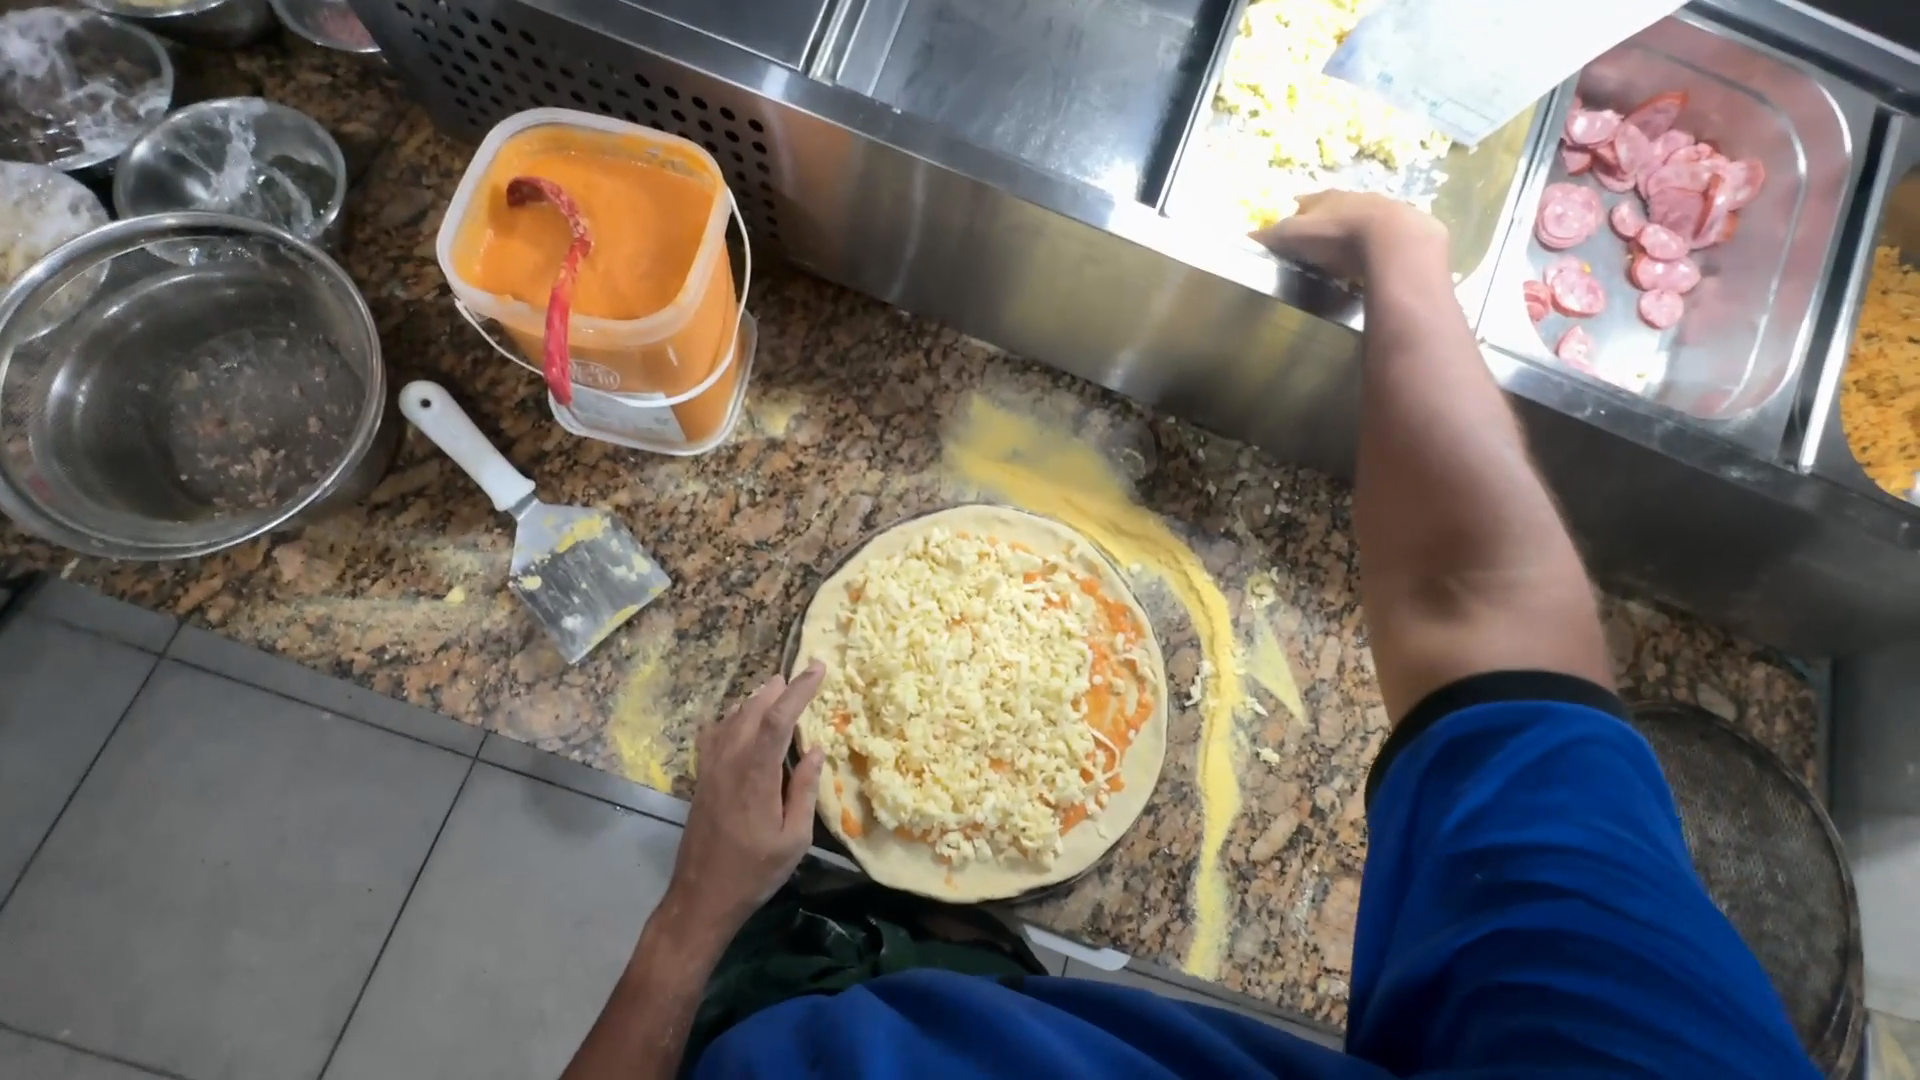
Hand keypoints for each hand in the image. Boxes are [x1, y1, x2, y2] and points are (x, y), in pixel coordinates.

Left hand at [663, 662, 826, 936]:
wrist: (701, 898)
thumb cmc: (754, 873)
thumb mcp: (794, 839)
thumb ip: (805, 790)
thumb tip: (815, 750)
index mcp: (756, 774)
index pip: (779, 719)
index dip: (799, 690)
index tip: (818, 669)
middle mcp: (729, 762)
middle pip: (753, 710)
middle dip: (779, 688)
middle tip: (802, 674)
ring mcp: (710, 768)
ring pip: (733, 718)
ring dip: (756, 699)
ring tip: (777, 688)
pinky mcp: (701, 778)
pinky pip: (715, 734)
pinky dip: (732, 716)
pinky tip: (740, 717)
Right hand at [1250, 191, 1448, 282]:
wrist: (1393, 240)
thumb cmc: (1336, 235)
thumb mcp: (1296, 235)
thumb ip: (1273, 235)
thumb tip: (1248, 235)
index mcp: (1326, 198)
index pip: (1305, 202)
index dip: (1295, 211)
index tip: (1288, 221)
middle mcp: (1355, 197)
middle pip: (1335, 207)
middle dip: (1326, 218)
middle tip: (1317, 236)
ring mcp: (1383, 210)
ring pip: (1362, 217)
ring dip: (1354, 229)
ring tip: (1346, 248)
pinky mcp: (1406, 228)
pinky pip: (1384, 234)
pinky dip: (1376, 243)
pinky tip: (1373, 257)